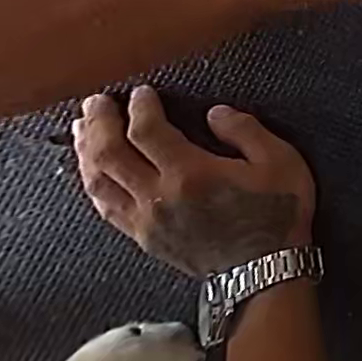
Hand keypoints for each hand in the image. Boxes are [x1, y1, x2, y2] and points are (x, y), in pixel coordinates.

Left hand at [72, 86, 314, 276]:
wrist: (265, 269)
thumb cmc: (279, 209)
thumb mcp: (280, 160)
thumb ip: (246, 131)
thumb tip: (215, 113)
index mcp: (190, 173)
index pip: (148, 132)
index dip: (140, 108)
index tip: (141, 91)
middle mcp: (158, 196)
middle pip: (111, 155)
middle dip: (99, 124)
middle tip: (95, 102)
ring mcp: (146, 221)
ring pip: (99, 183)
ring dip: (86, 153)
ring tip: (82, 130)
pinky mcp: (145, 238)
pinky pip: (106, 208)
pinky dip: (93, 184)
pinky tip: (93, 172)